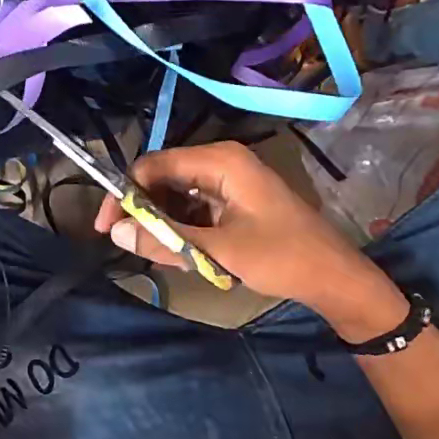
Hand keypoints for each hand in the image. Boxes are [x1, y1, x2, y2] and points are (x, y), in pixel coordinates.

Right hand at [92, 141, 408, 339]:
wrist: (332, 276)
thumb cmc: (281, 257)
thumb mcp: (218, 252)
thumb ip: (165, 240)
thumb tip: (115, 233)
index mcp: (221, 162)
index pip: (153, 165)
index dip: (124, 194)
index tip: (106, 228)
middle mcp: (223, 162)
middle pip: (164, 178)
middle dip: (144, 211)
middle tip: (130, 245)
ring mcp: (231, 182)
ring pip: (179, 196)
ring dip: (165, 224)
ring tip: (163, 255)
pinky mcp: (236, 201)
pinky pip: (197, 208)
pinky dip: (184, 229)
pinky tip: (186, 254)